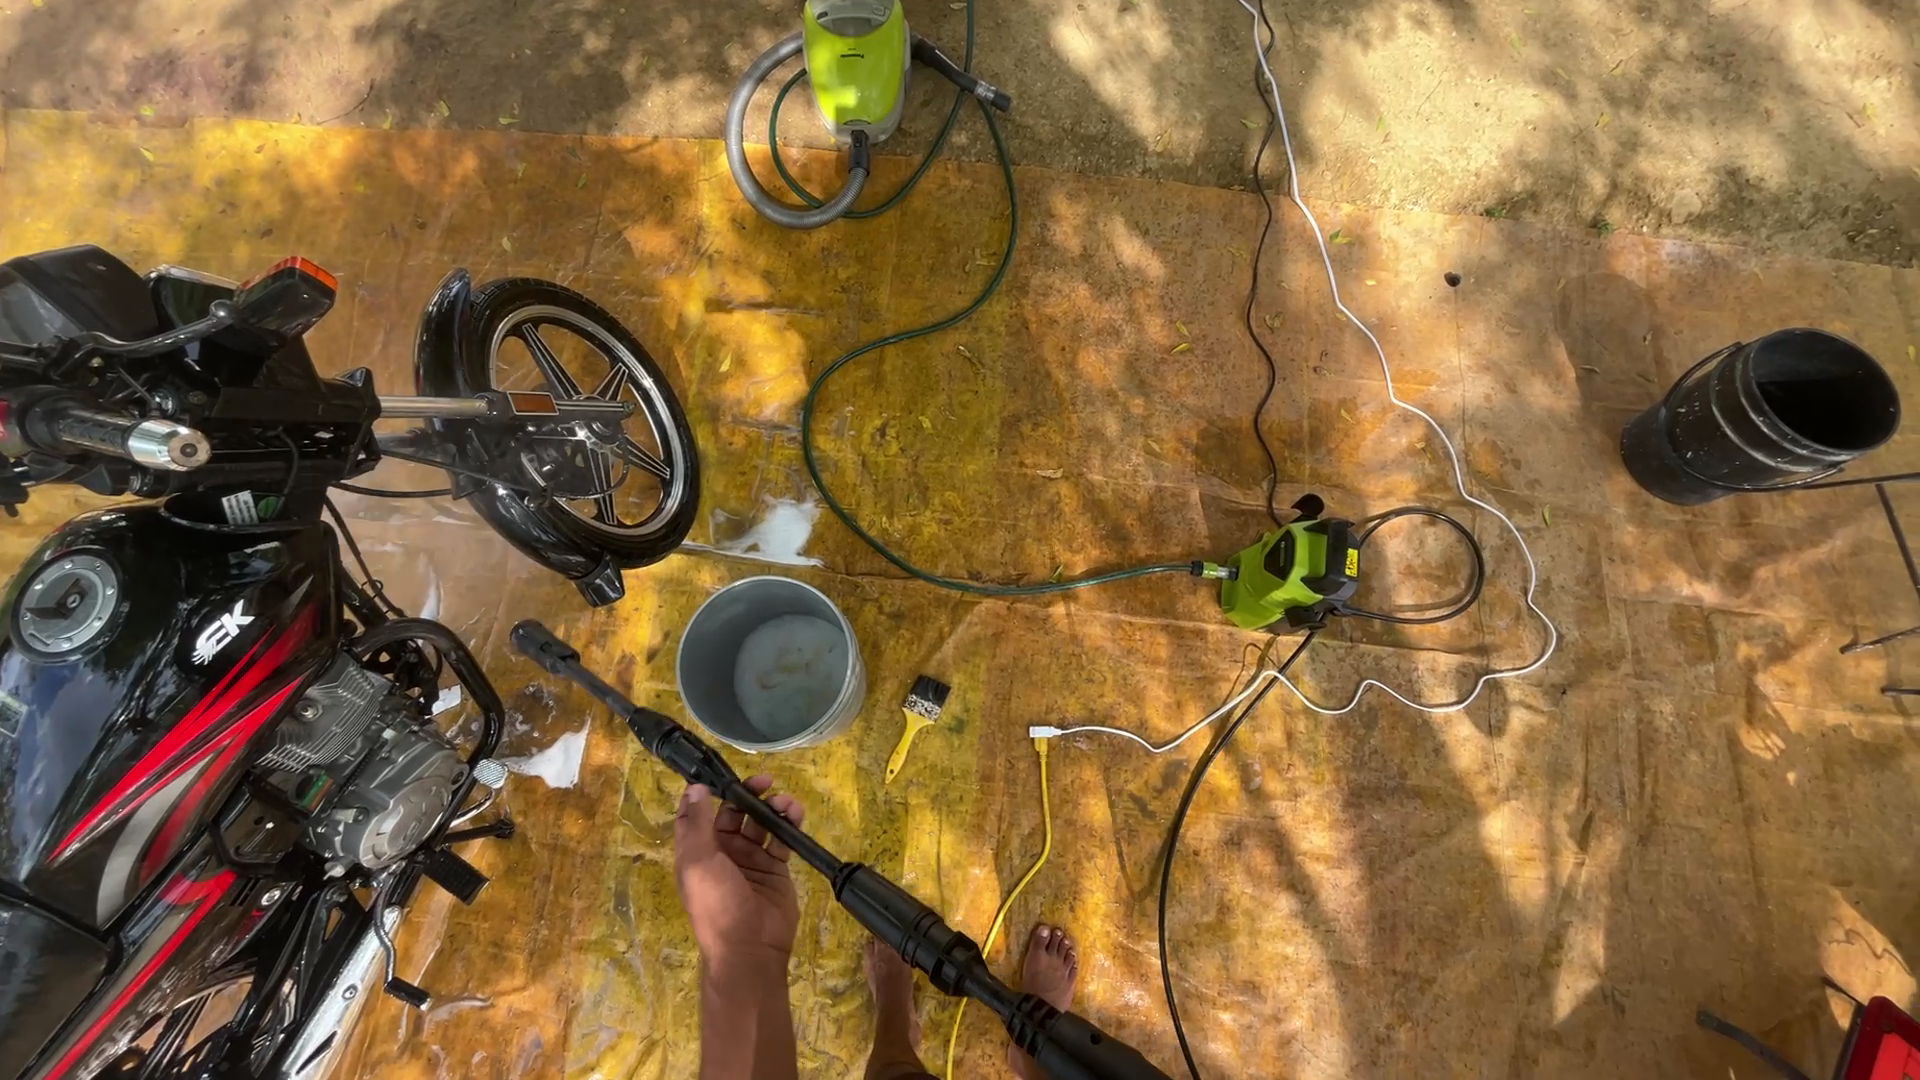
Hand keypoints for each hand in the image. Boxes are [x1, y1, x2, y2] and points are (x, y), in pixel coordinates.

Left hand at [673, 775, 805, 970]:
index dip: (712, 794)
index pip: (701, 814)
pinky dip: (789, 823)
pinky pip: (782, 838)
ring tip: (785, 802)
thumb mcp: (698, 862)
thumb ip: (697, 823)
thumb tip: (695, 788)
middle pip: (736, 813)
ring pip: (761, 822)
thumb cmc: (717, 904)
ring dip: (772, 807)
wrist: (750, 948)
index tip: (725, 775)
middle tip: (766, 782)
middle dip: (749, 795)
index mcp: (699, 851)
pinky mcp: (776, 867)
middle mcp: (724, 852)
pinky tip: (795, 814)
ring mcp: (751, 859)